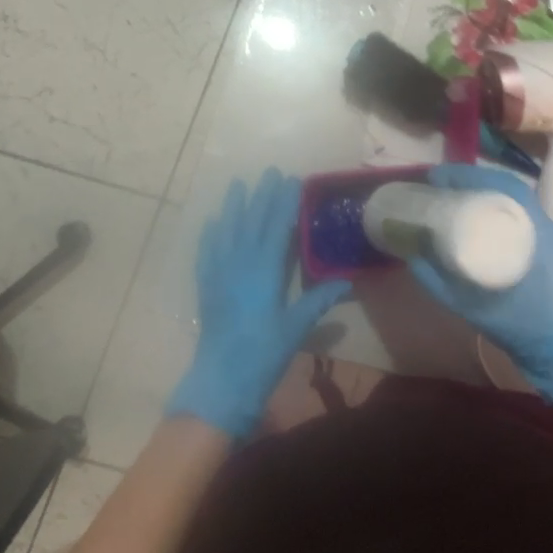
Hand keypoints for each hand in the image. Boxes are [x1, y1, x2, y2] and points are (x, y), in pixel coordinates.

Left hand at [167, 169, 349, 437]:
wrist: (221, 381)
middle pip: (252, 223)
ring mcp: (219, 275)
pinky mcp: (206, 289)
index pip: (277, 227)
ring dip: (233, 208)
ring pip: (227, 232)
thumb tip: (346, 281)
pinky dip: (210, 236)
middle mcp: (240, 265)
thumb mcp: (296, 327)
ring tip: (238, 185)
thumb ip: (318, 301)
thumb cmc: (264, 354)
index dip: (285, 203)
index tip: (292, 180)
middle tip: (270, 171)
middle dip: (262, 197)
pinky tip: (213, 224)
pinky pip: (206, 254)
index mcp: (265, 271)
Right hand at [407, 164, 552, 400]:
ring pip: (513, 196)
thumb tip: (411, 253)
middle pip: (506, 185)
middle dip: (471, 178)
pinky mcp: (545, 241)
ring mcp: (547, 230)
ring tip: (452, 193)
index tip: (437, 178)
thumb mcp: (468, 304)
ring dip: (482, 188)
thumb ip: (437, 280)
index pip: (501, 186)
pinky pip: (518, 210)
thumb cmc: (515, 323)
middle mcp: (543, 223)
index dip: (467, 176)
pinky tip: (473, 212)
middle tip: (439, 184)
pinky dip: (494, 203)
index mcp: (532, 232)